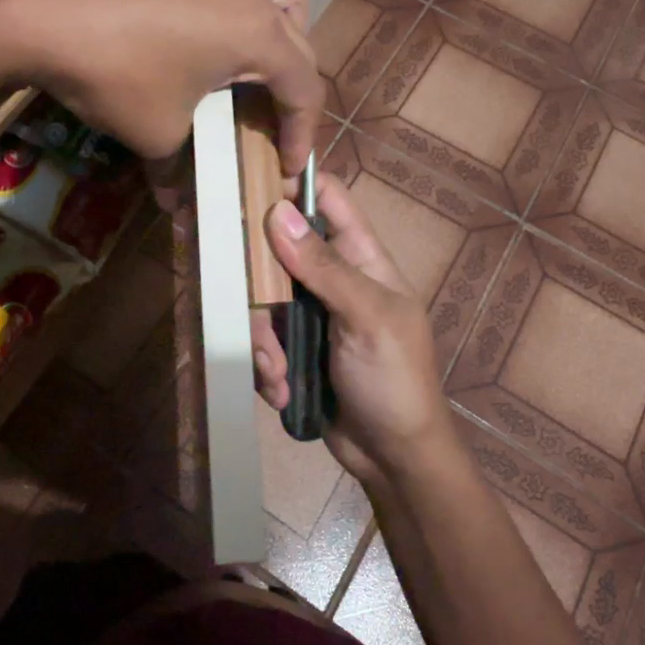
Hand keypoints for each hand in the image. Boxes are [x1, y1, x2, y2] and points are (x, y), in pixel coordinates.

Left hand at [0, 0, 320, 175]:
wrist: (42, 15)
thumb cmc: (112, 76)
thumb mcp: (157, 134)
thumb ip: (179, 166)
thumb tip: (175, 204)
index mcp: (257, 35)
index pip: (302, 87)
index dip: (302, 131)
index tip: (290, 165)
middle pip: (296, 35)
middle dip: (293, 81)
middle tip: (269, 116)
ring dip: (286, 12)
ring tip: (266, 42)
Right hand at [253, 180, 452, 482]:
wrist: (395, 458)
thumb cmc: (396, 379)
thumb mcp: (367, 318)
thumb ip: (325, 267)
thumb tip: (278, 211)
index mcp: (361, 257)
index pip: (327, 198)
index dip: (292, 186)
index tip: (249, 193)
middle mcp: (331, 277)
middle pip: (276, 250)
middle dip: (260, 290)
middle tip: (260, 319)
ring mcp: (309, 313)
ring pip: (260, 300)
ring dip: (262, 340)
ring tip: (278, 374)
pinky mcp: (292, 348)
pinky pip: (260, 339)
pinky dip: (265, 366)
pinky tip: (281, 391)